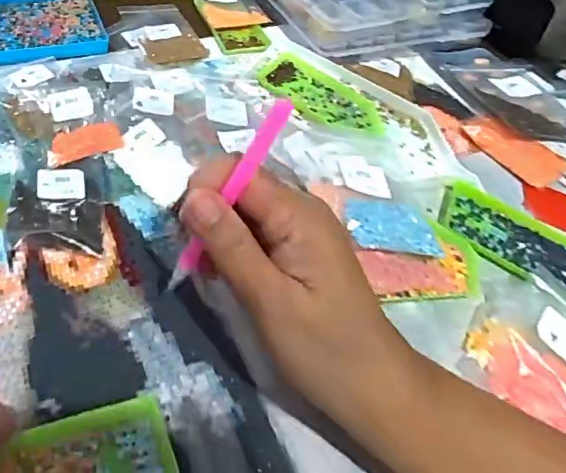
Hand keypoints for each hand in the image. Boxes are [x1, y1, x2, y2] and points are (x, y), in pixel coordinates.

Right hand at [178, 159, 419, 427]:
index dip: (204, 185)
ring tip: (208, 268)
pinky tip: (227, 273)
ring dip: (217, 227)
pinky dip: (232, 242)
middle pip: (239, 183)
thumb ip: (230, 244)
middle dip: (207, 207)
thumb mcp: (270, 301)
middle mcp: (300, 207)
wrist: (382, 397)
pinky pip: (254, 226)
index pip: (238, 169)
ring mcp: (300, 227)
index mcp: (298, 213)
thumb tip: (192, 196)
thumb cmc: (327, 352)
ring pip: (242, 205)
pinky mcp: (297, 247)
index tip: (183, 225)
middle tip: (193, 253)